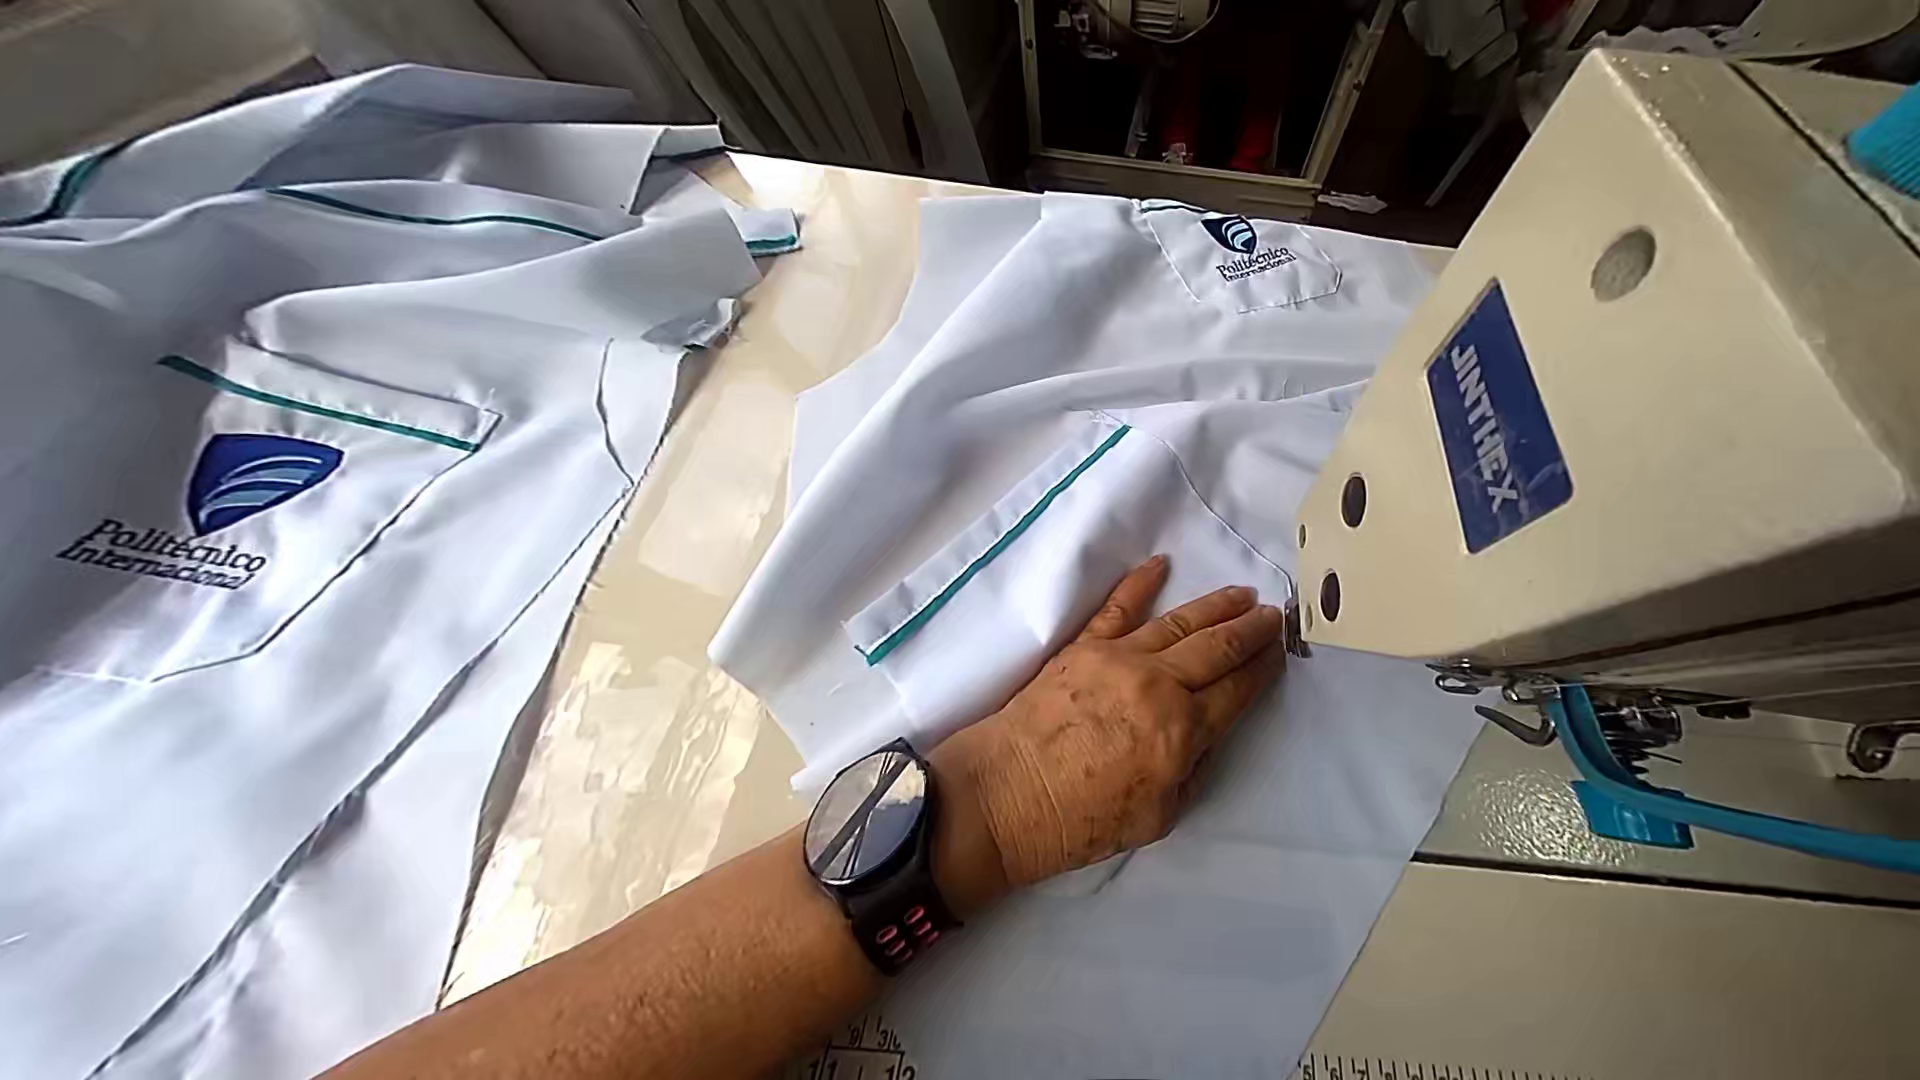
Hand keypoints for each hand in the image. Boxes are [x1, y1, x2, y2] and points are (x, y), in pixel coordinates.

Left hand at [929, 555, 1284, 910]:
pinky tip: (1160, 564)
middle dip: (1249, 631)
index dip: (1262, 670)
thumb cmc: (1083, 819)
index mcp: (1182, 732)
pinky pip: (1116, 607)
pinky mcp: (1082, 647)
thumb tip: (1203, 731)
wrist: (1008, 792)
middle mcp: (1157, 685)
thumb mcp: (1160, 817)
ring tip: (1241, 595)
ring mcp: (1117, 658)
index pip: (1236, 692)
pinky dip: (1139, 583)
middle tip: (1273, 615)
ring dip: (1213, 607)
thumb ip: (1190, 767)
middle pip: (1215, 649)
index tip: (1279, 650)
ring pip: (1178, 624)